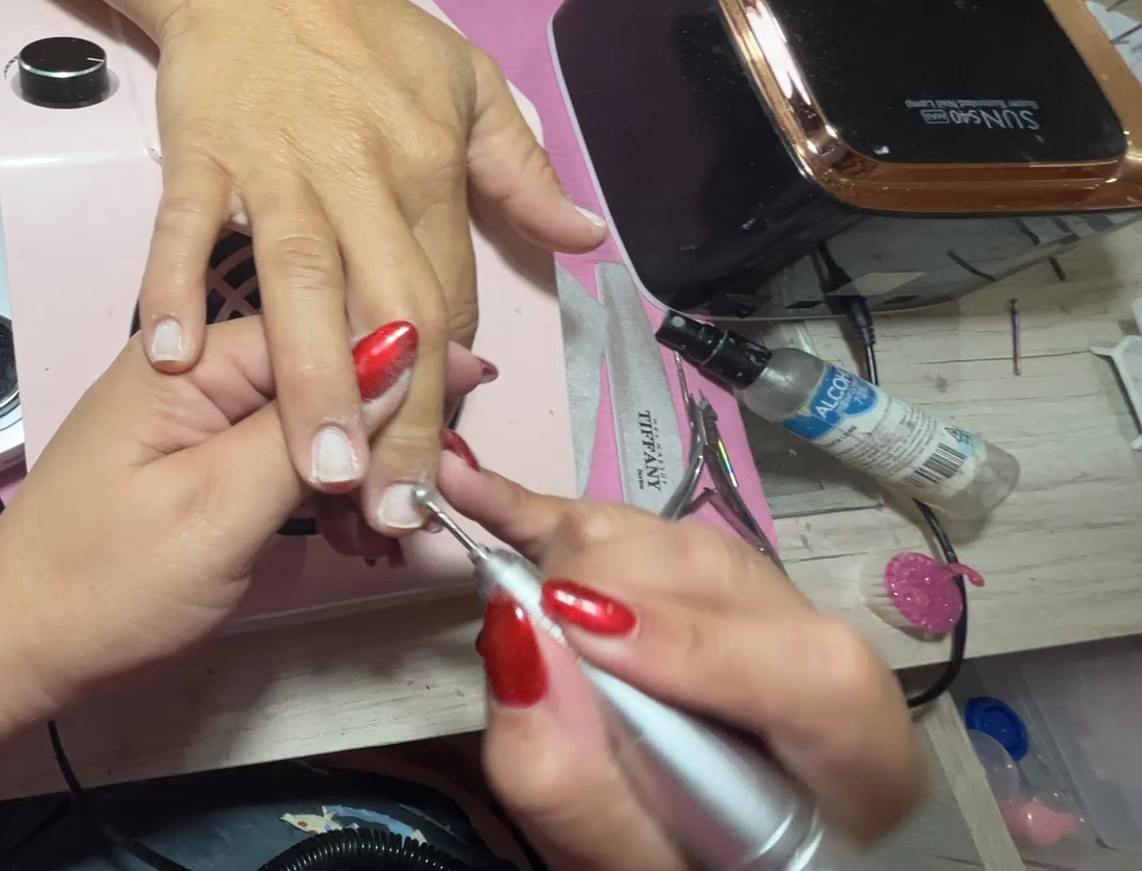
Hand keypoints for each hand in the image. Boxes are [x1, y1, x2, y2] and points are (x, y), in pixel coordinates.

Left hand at [0, 317, 485, 713]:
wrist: (23, 645)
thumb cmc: (109, 581)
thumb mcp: (217, 506)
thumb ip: (305, 434)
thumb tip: (396, 363)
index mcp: (188, 356)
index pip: (316, 331)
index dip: (395, 365)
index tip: (470, 398)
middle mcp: (195, 369)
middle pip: (317, 375)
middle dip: (380, 431)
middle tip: (435, 489)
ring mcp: (198, 417)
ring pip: (308, 422)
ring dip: (356, 471)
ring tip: (390, 532)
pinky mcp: (203, 459)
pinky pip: (280, 457)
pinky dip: (322, 494)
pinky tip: (351, 537)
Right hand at [137, 0, 603, 544]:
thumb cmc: (363, 33)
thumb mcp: (465, 82)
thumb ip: (521, 167)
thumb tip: (583, 237)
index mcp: (426, 168)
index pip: (449, 299)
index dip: (445, 389)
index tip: (437, 466)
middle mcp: (358, 177)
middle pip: (388, 310)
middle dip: (395, 416)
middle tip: (392, 512)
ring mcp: (274, 169)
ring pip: (301, 283)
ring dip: (311, 377)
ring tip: (318, 473)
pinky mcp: (200, 159)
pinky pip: (188, 230)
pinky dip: (178, 288)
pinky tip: (175, 355)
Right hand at [435, 453, 929, 868]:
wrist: (672, 830)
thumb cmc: (660, 853)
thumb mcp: (615, 855)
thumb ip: (568, 777)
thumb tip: (518, 638)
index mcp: (848, 754)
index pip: (809, 671)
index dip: (691, 642)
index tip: (578, 632)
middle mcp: (801, 643)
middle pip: (709, 572)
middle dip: (598, 588)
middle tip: (530, 624)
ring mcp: (733, 585)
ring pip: (650, 530)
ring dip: (563, 558)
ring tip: (517, 599)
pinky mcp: (656, 557)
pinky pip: (589, 516)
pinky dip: (517, 502)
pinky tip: (463, 479)